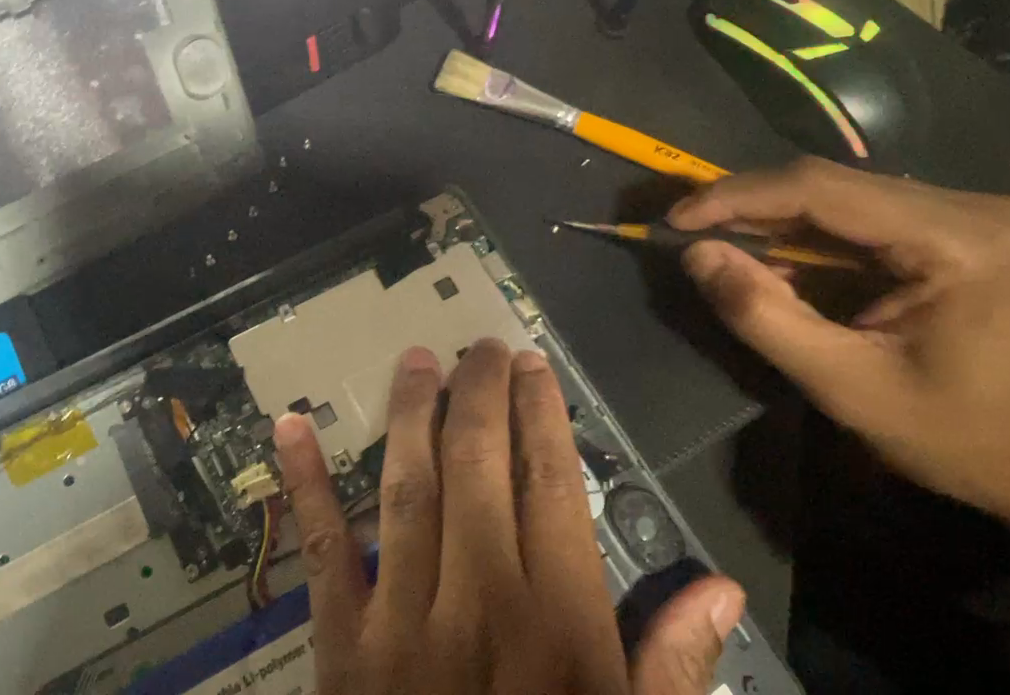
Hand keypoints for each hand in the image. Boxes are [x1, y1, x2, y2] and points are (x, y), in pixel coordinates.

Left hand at [274, 340, 745, 694]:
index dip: (543, 417)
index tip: (534, 367)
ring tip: (416, 361)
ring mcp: (400, 614)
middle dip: (480, 396)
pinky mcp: (341, 640)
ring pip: (407, 490)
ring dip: (410, 418)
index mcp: (554, 623)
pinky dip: (304, 484)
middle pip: (477, 469)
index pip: (551, 489)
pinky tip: (288, 427)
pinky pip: (322, 548)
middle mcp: (477, 598)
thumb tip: (720, 589)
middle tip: (482, 346)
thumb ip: (672, 668)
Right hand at [668, 157, 1009, 538]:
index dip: (738, 196)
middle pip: (834, 183)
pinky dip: (817, 235)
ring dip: (782, 221)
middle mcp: (978, 206)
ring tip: (730, 250)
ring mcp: (981, 213)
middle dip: (754, 207)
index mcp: (962, 240)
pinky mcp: (973, 228)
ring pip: (848, 195)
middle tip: (693, 233)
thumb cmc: (961, 440)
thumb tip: (695, 254)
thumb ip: (763, 315)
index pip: (822, 188)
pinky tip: (788, 261)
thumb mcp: (847, 386)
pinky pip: (871, 214)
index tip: (677, 218)